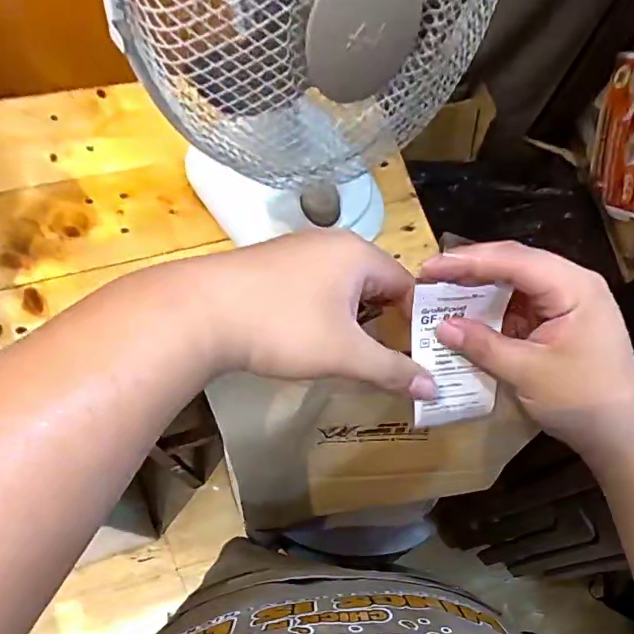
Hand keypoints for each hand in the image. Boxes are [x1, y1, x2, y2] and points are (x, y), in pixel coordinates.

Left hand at [135, 230, 434, 398]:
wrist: (199, 314)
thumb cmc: (285, 328)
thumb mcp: (347, 355)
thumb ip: (393, 371)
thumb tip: (434, 390)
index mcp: (359, 254)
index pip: (409, 285)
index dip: (420, 323)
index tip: (423, 357)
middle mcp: (332, 243)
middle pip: (379, 285)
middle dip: (391, 324)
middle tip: (398, 361)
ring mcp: (299, 252)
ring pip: (347, 289)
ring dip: (360, 322)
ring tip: (363, 357)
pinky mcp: (274, 267)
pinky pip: (320, 290)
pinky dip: (331, 316)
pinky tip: (321, 342)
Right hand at [420, 242, 633, 463]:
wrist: (620, 434)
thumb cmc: (580, 400)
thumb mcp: (527, 373)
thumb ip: (484, 345)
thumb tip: (441, 326)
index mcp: (573, 286)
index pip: (513, 259)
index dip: (467, 262)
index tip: (428, 268)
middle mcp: (574, 285)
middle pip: (516, 265)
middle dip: (473, 273)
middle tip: (431, 280)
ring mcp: (571, 305)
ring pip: (519, 287)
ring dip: (484, 294)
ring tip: (445, 298)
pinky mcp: (565, 325)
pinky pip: (526, 310)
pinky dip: (498, 315)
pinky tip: (473, 322)